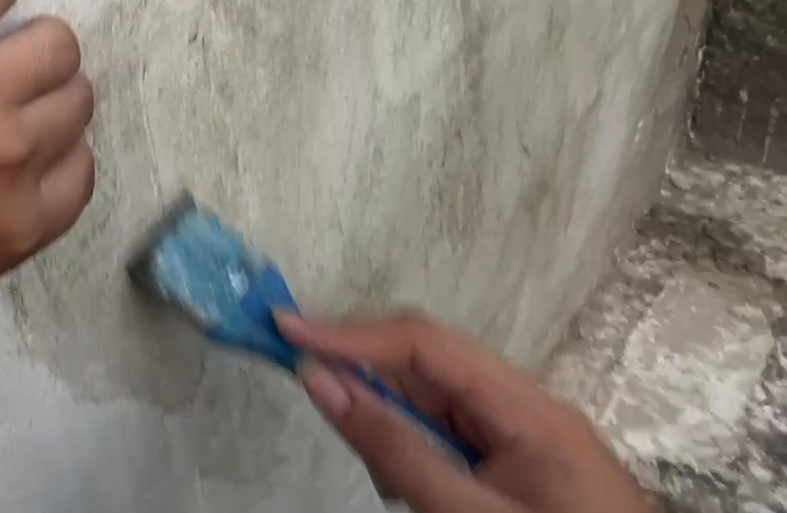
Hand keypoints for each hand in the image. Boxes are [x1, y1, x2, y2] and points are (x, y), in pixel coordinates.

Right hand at [278, 314, 651, 512]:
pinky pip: (440, 431)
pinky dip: (409, 448)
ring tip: (392, 480)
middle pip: (422, 365)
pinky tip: (411, 486)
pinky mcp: (514, 463)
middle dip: (363, 375)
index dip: (348, 331)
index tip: (282, 326)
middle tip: (308, 384)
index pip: (422, 343)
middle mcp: (526, 408)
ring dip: (386, 420)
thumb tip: (314, 376)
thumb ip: (392, 448)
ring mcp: (522, 436)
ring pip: (426, 399)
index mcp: (530, 410)